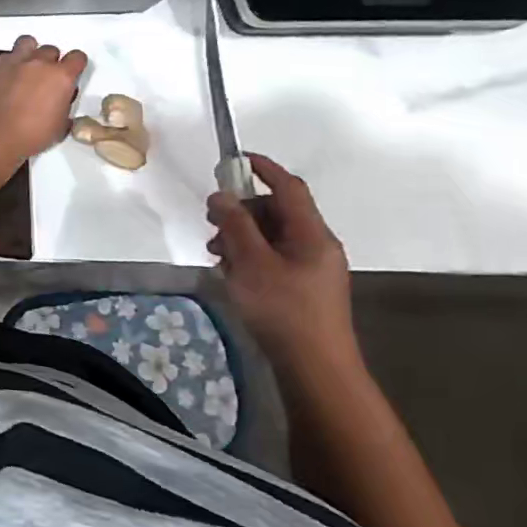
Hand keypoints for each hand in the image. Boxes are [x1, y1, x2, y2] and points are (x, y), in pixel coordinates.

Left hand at [0, 35, 86, 159]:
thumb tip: (61, 104)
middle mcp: (41, 63)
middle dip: (51, 61)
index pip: (77, 57)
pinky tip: (10, 76)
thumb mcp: (60, 125)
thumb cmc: (33, 134)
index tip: (72, 74)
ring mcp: (17, 62)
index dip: (76, 65)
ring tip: (28, 68)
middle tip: (46, 79)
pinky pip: (8, 55)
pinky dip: (11, 62)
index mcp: (62, 76)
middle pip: (51, 49)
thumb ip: (64, 107)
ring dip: (31, 52)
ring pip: (28, 42)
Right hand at [206, 154, 356, 370]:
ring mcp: (310, 267)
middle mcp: (315, 244)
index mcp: (311, 234)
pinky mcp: (300, 285)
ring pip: (270, 235)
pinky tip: (229, 272)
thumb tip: (222, 195)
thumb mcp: (252, 263)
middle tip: (211, 221)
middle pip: (275, 211)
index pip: (289, 187)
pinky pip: (271, 256)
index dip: (263, 168)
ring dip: (240, 235)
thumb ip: (236, 226)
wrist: (314, 367)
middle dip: (240, 210)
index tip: (235, 159)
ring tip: (216, 254)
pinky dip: (248, 255)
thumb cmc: (283, 309)